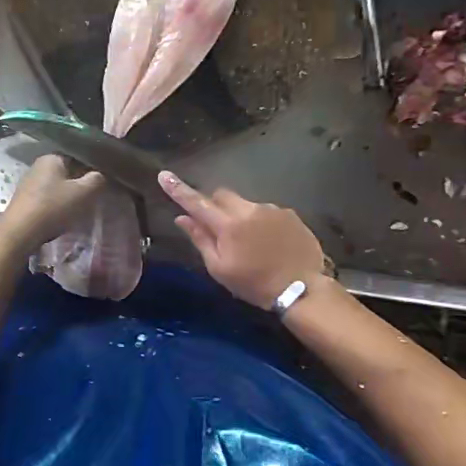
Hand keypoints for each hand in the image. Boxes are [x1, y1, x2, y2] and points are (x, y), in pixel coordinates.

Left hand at [0, 156, 105, 253]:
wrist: (20, 231)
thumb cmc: (53, 207)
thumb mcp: (83, 192)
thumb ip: (96, 180)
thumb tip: (99, 174)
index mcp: (51, 158)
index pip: (77, 156)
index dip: (91, 167)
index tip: (102, 181)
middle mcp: (38, 166)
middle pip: (66, 172)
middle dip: (79, 183)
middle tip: (93, 196)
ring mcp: (29, 183)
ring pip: (56, 186)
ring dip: (68, 196)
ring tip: (80, 208)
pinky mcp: (25, 200)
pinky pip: (47, 198)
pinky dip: (56, 205)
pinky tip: (62, 217)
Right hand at [159, 171, 326, 308]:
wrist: (302, 290)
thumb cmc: (254, 283)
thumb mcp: (219, 268)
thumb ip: (200, 239)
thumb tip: (182, 218)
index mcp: (228, 225)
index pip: (196, 202)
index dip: (178, 189)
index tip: (164, 175)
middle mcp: (249, 210)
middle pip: (222, 195)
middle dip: (215, 205)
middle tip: (218, 228)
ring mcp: (273, 210)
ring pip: (245, 203)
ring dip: (240, 215)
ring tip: (250, 241)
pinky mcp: (290, 215)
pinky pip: (267, 211)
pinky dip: (261, 221)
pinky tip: (268, 241)